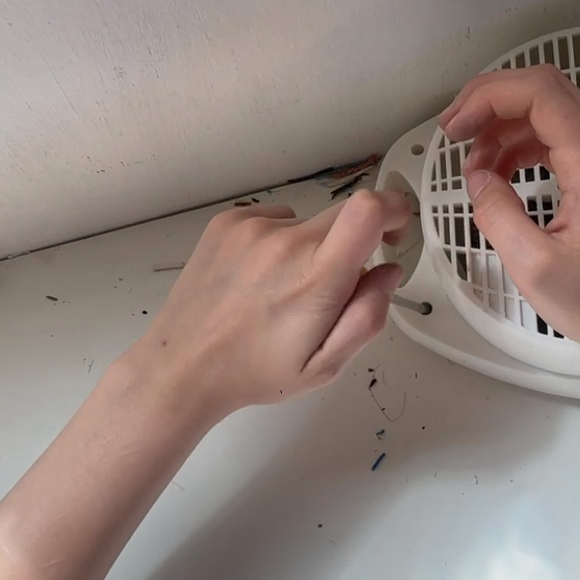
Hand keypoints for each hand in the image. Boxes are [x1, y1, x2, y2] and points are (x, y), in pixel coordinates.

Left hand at [127, 190, 412, 419]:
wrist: (182, 365)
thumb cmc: (253, 370)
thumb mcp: (324, 366)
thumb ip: (369, 317)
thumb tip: (388, 273)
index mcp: (315, 279)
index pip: (369, 210)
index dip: (395, 209)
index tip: (397, 226)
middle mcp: (285, 243)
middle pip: (345, 215)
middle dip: (354, 243)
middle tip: (337, 283)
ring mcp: (252, 228)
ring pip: (308, 223)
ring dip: (311, 248)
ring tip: (284, 291)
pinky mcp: (228, 223)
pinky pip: (276, 220)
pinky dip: (278, 242)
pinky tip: (260, 279)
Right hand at [438, 65, 579, 366]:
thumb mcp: (531, 265)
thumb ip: (498, 213)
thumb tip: (477, 178)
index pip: (540, 94)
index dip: (488, 98)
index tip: (455, 127)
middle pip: (545, 88)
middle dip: (491, 100)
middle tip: (455, 131)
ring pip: (550, 107)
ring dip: (503, 124)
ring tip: (474, 165)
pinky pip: (558, 134)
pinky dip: (521, 143)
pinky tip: (500, 172)